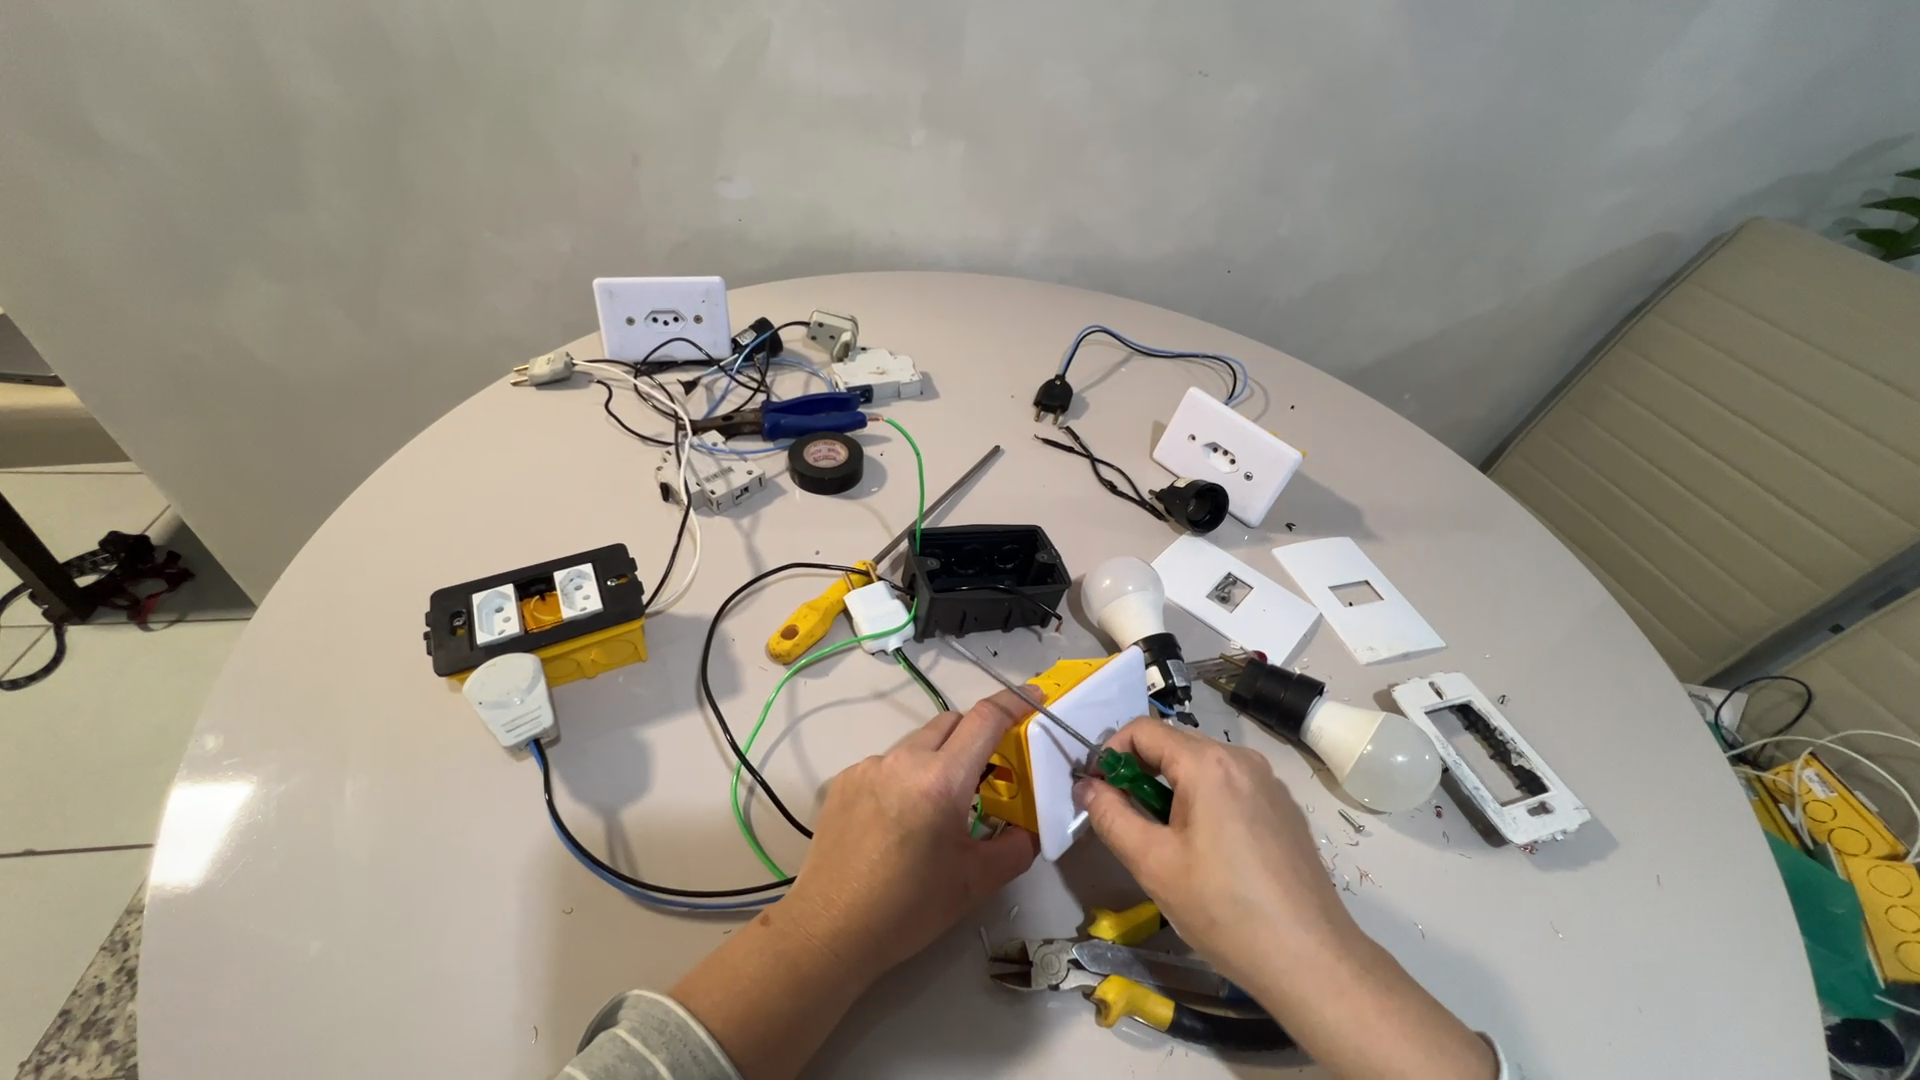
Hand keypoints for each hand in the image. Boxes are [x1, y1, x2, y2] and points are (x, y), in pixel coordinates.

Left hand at [777, 688, 1040, 983]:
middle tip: (990, 771)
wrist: (830, 929)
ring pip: (917, 744)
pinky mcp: (844, 781)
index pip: (985, 719)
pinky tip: (899, 820)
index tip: (1033, 698)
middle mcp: (903, 760)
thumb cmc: (909, 908)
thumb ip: (1016, 846)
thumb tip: (1029, 827)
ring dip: (938, 759)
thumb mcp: (976, 881)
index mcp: (941, 780)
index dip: (1013, 703)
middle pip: (951, 722)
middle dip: (976, 735)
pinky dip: (905, 778)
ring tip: (938, 808)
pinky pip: (887, 764)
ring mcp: (868, 767)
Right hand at [1075, 718, 1357, 988]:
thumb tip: (1086, 787)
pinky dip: (1204, 802)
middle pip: (1174, 745)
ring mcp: (1269, 782)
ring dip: (1171, 789)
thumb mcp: (1152, 864)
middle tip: (1124, 820)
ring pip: (1202, 767)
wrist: (1311, 960)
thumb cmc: (1224, 910)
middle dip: (1139, 773)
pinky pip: (1230, 786)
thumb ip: (1111, 816)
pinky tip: (1208, 852)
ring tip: (1164, 841)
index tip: (1097, 790)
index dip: (1110, 753)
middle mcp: (1242, 759)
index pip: (1143, 730)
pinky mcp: (1284, 808)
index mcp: (1208, 763)